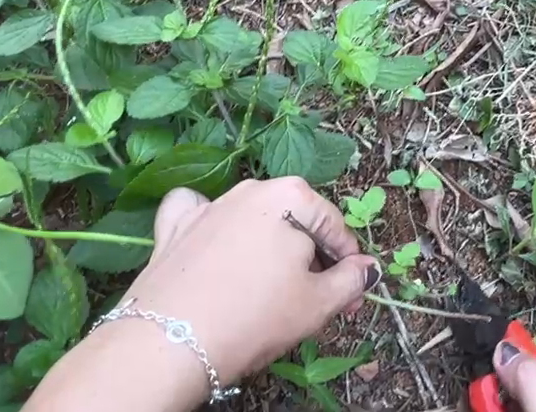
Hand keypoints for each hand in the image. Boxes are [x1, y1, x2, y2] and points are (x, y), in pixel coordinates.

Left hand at [24, 178, 380, 411]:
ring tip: (267, 290)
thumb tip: (370, 269)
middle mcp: (252, 189)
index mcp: (292, 195)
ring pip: (251, 218)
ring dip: (266, 247)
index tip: (349, 300)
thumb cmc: (253, 318)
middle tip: (312, 302)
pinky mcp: (173, 229)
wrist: (165, 346)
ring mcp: (210, 205)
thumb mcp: (317, 305)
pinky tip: (210, 239)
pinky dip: (206, 221)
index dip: (347, 268)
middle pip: (293, 223)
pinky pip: (195, 211)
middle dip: (308, 260)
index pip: (333, 231)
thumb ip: (351, 281)